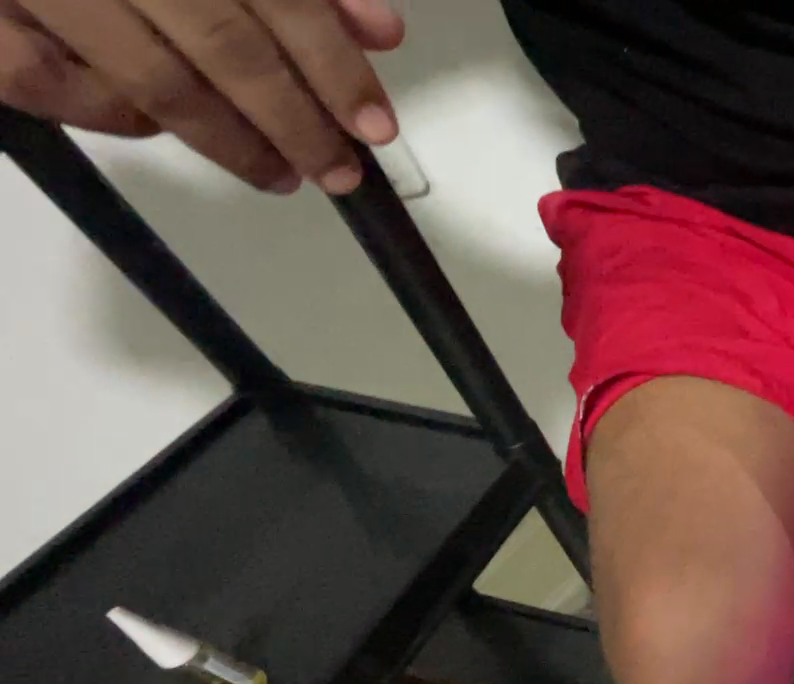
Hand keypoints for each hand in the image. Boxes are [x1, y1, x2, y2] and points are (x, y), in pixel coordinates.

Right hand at [0, 0, 401, 192]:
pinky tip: (153, 130)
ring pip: (152, 80)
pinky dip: (109, 115)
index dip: (336, 70)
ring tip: (279, 175)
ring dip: (229, 142)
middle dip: (296, 125)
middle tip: (337, 173)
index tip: (376, 129)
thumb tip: (380, 29)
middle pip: (227, 49)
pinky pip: (42, 80)